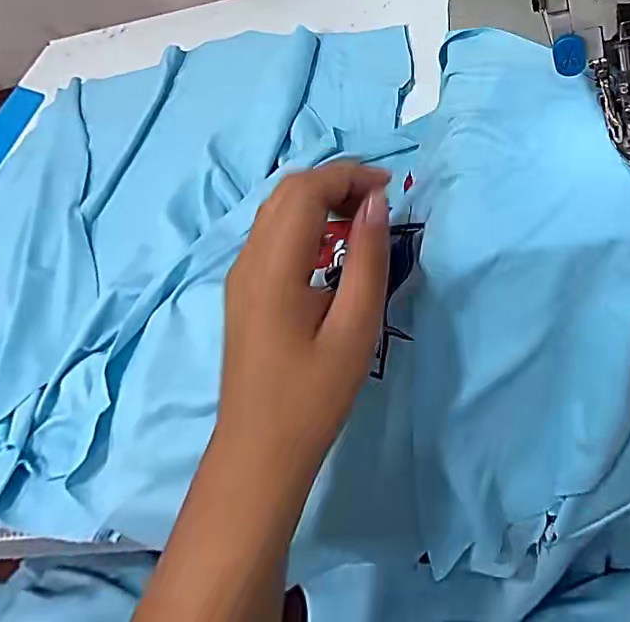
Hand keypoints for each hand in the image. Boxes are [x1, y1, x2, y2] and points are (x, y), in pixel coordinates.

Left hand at [143, 163, 389, 621]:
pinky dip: (306, 218)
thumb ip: (367, 258)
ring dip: (320, 197)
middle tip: (378, 201)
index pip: (306, 190)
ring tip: (361, 217)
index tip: (388, 188)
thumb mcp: (355, 328)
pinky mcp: (243, 287)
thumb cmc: (313, 397)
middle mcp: (248, 259)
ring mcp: (241, 273)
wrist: (258, 453)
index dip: (348, 176)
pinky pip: (273, 230)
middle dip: (335, 180)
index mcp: (273, 268)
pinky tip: (333, 244)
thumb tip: (376, 202)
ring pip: (278, 207)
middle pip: (288, 189)